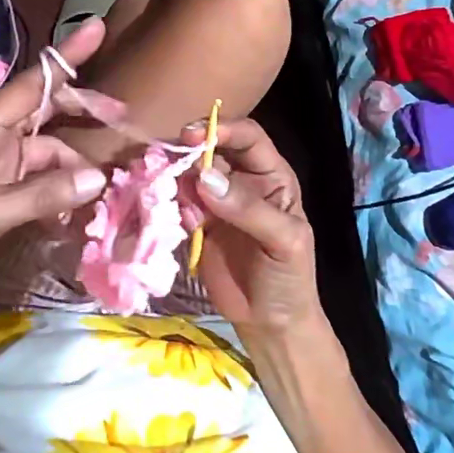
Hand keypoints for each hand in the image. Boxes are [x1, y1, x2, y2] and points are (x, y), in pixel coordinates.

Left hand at [0, 19, 110, 296]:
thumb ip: (40, 195)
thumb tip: (97, 178)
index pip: (31, 84)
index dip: (65, 57)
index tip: (97, 27)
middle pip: (45, 112)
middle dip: (82, 114)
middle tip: (125, 123)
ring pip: (47, 149)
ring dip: (73, 166)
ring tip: (100, 190)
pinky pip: (39, 178)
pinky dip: (58, 190)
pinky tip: (73, 212)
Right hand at [182, 118, 324, 336]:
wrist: (270, 323)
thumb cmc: (288, 277)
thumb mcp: (283, 241)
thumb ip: (248, 208)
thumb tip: (204, 177)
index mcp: (271, 176)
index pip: (247, 137)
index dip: (223, 129)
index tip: (193, 134)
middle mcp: (241, 182)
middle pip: (212, 151)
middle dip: (190, 151)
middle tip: (165, 159)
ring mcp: (216, 203)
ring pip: (190, 175)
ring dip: (175, 178)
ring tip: (165, 192)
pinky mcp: (196, 224)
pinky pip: (178, 203)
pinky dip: (169, 203)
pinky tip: (173, 216)